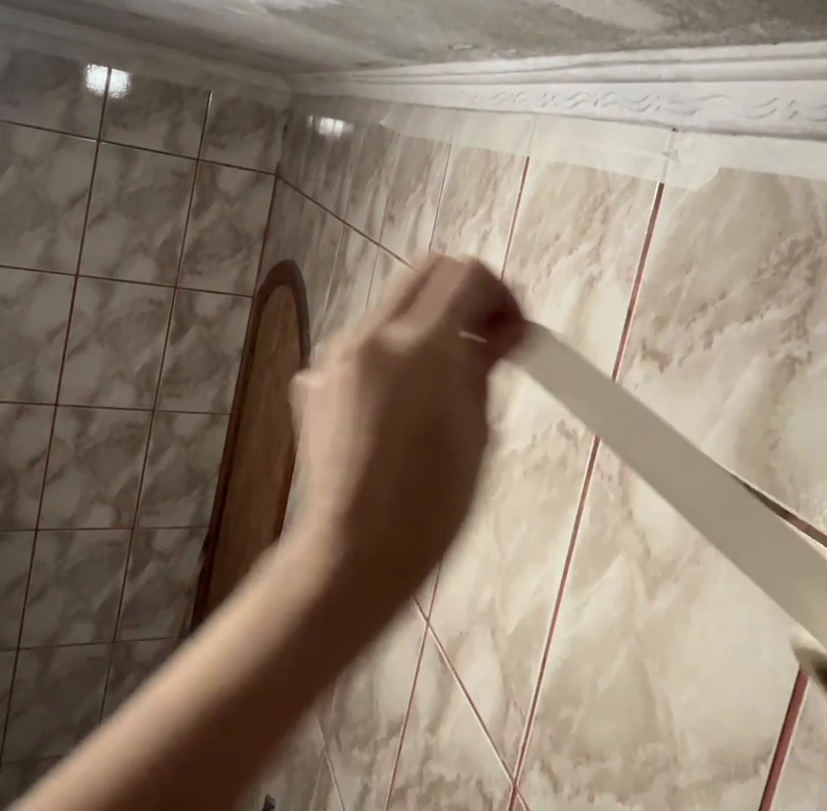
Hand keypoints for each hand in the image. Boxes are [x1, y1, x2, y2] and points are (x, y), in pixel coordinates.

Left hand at [285, 255, 523, 627]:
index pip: (464, 273)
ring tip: (448, 375)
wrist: (351, 555)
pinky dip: (394, 350)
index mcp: (419, 347)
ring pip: (393, 305)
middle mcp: (370, 336)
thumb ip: (484, 363)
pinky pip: (365, 342)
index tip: (511, 328)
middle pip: (425, 271)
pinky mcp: (315, 380)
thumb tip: (505, 328)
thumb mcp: (476, 431)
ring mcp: (336, 356)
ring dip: (427, 320)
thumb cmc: (431, 505)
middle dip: (463, 292)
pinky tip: (405, 401)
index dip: (499, 290)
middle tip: (487, 337)